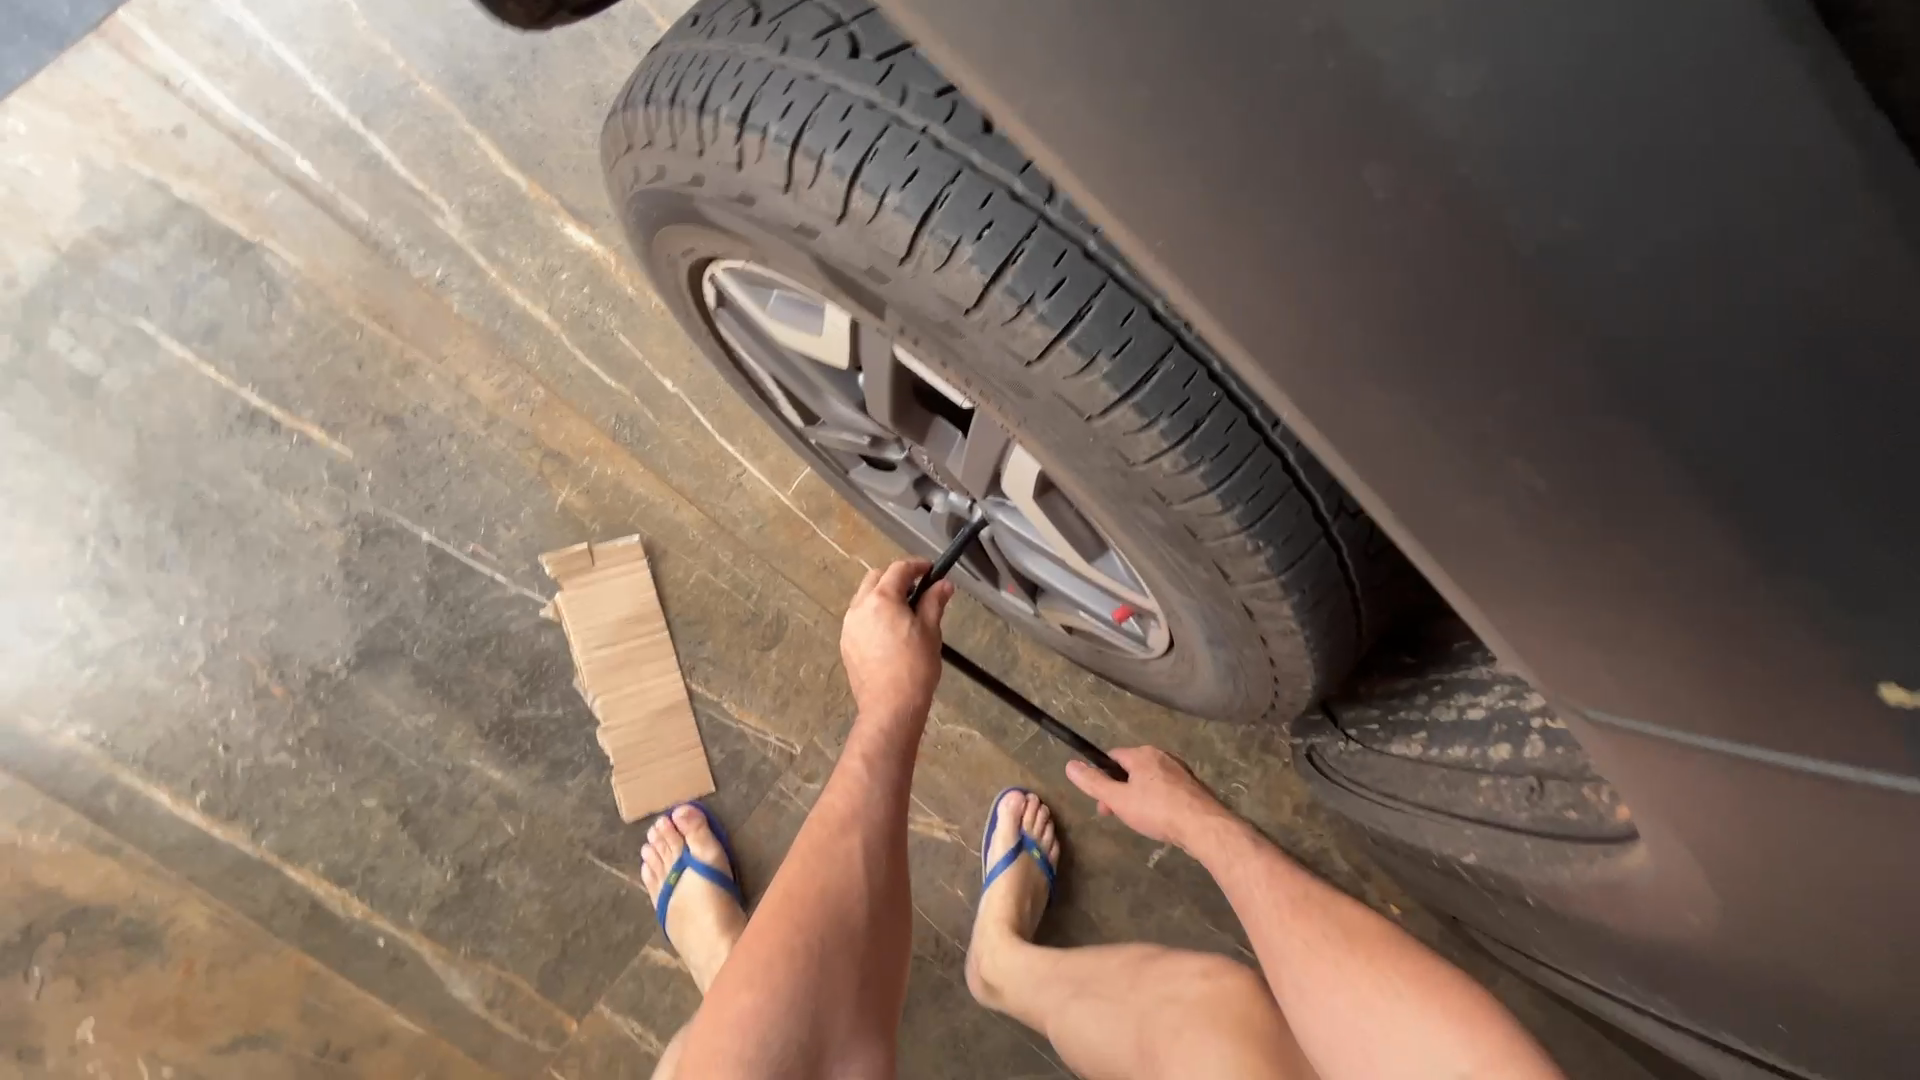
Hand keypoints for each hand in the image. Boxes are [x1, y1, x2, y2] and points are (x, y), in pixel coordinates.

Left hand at [840, 559, 953, 722]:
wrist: (890, 706)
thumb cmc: (915, 667)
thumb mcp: (931, 631)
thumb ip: (934, 602)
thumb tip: (943, 584)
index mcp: (881, 599)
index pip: (899, 569)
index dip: (917, 566)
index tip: (931, 570)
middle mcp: (860, 607)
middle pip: (876, 578)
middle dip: (896, 577)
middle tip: (918, 588)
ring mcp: (849, 626)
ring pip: (864, 597)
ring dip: (882, 595)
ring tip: (904, 610)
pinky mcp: (846, 643)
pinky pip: (859, 618)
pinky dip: (873, 614)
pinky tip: (889, 630)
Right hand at [1065, 746, 1235, 848]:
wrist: (1203, 826)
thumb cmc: (1157, 810)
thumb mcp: (1117, 799)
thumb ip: (1093, 783)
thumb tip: (1070, 765)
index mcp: (1142, 754)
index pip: (1113, 757)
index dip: (1103, 777)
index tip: (1102, 801)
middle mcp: (1162, 756)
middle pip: (1131, 769)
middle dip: (1121, 791)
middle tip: (1117, 815)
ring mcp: (1180, 771)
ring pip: (1150, 781)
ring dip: (1139, 797)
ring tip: (1140, 822)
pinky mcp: (1193, 787)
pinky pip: (1167, 790)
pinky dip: (1159, 802)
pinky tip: (1161, 821)